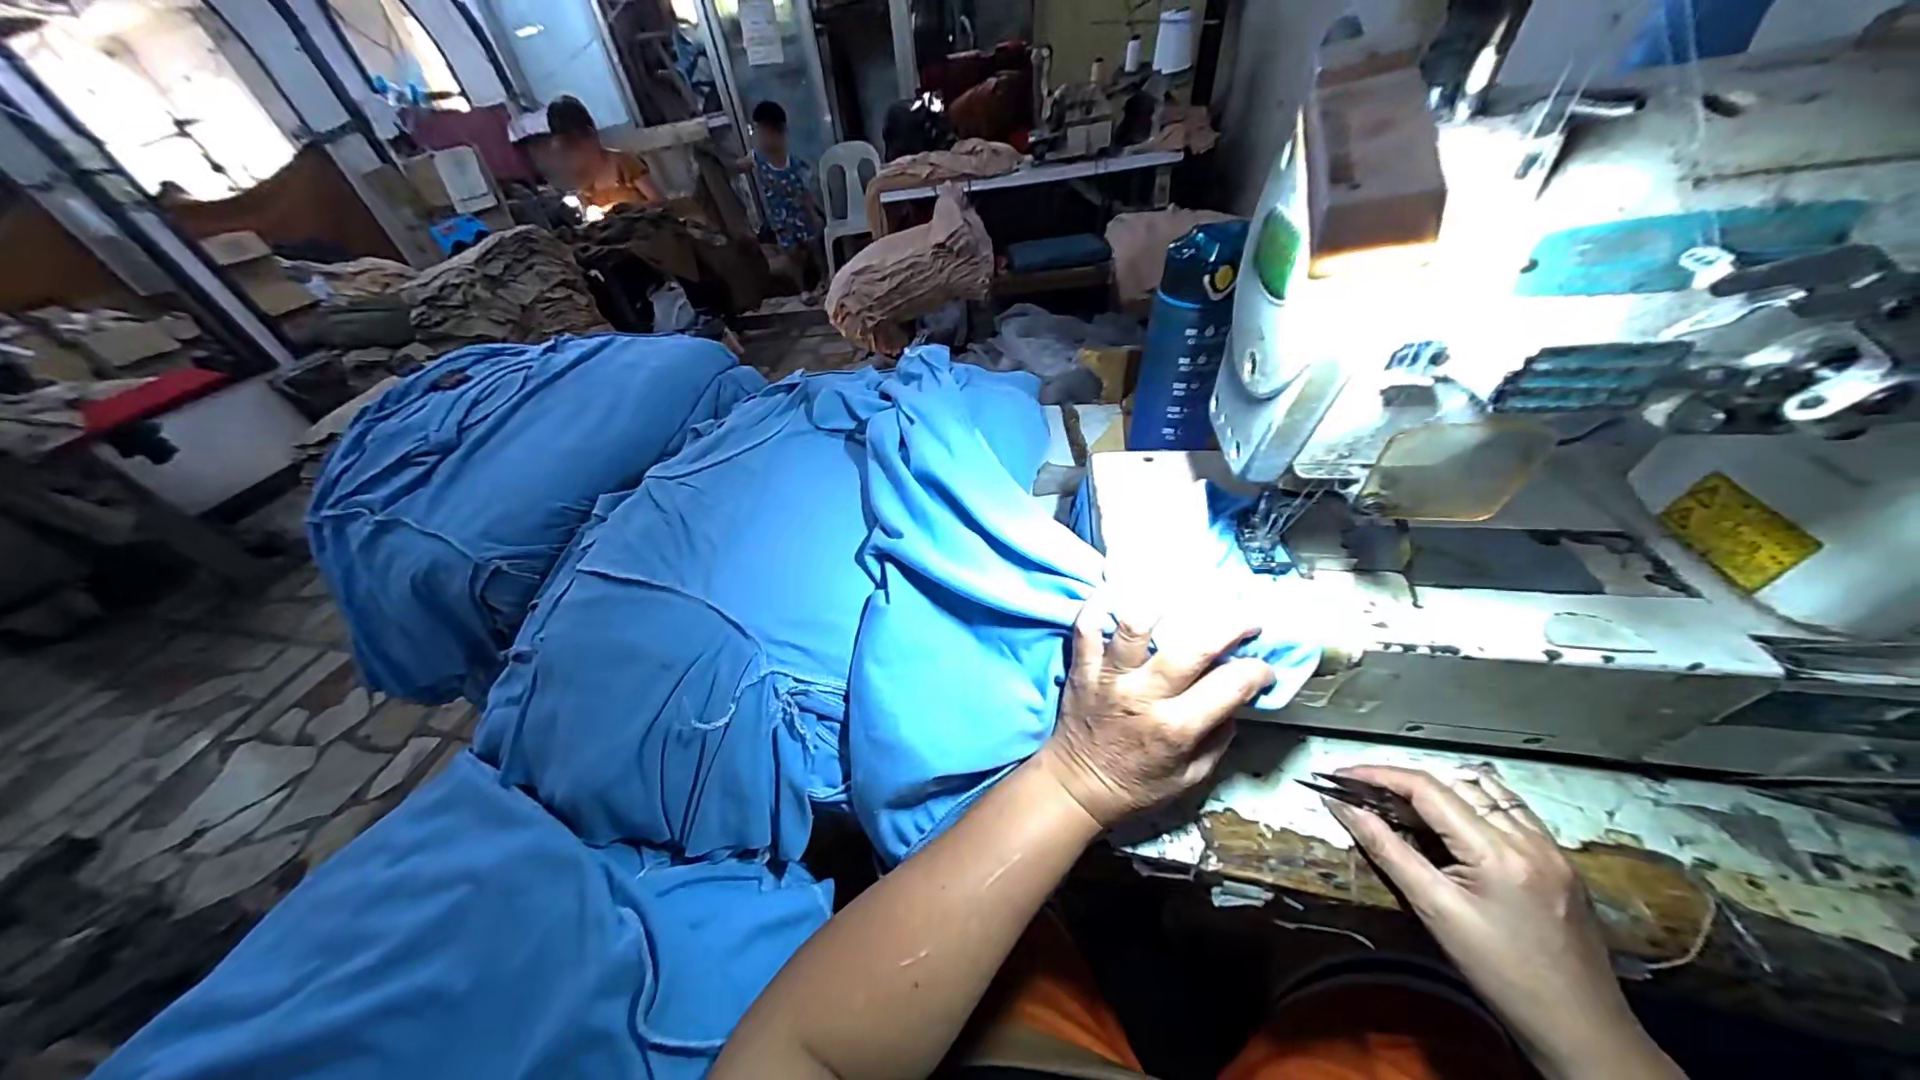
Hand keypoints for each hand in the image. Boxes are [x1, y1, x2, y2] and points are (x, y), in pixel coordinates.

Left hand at [1034, 598, 1275, 827]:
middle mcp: (1143, 695)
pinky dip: (1098, 607)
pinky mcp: (1081, 668)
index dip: (1257, 671)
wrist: (1076, 785)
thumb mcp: (1190, 777)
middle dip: (1228, 626)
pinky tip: (1118, 595)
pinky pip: (1085, 627)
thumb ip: (1218, 739)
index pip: (1229, 686)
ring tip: (1179, 600)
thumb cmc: (1137, 784)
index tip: (1262, 666)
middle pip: (1190, 647)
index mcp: (1176, 727)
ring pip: (1133, 627)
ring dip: (1159, 607)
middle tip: (1245, 619)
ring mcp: (1109, 677)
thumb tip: (1237, 700)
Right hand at [1325, 766, 1680, 1079]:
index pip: (1427, 789)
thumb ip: (1387, 850)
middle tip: (1361, 789)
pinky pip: (1509, 809)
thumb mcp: (1435, 910)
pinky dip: (1471, 800)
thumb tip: (1344, 808)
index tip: (1341, 776)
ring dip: (1438, 786)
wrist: (1581, 1030)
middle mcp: (1529, 838)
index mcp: (1498, 852)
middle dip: (1401, 779)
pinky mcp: (1559, 860)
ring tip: (1401, 799)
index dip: (1378, 775)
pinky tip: (1450, 817)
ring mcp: (1551, 847)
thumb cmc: (1500, 975)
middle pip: (1453, 782)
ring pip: (1484, 789)